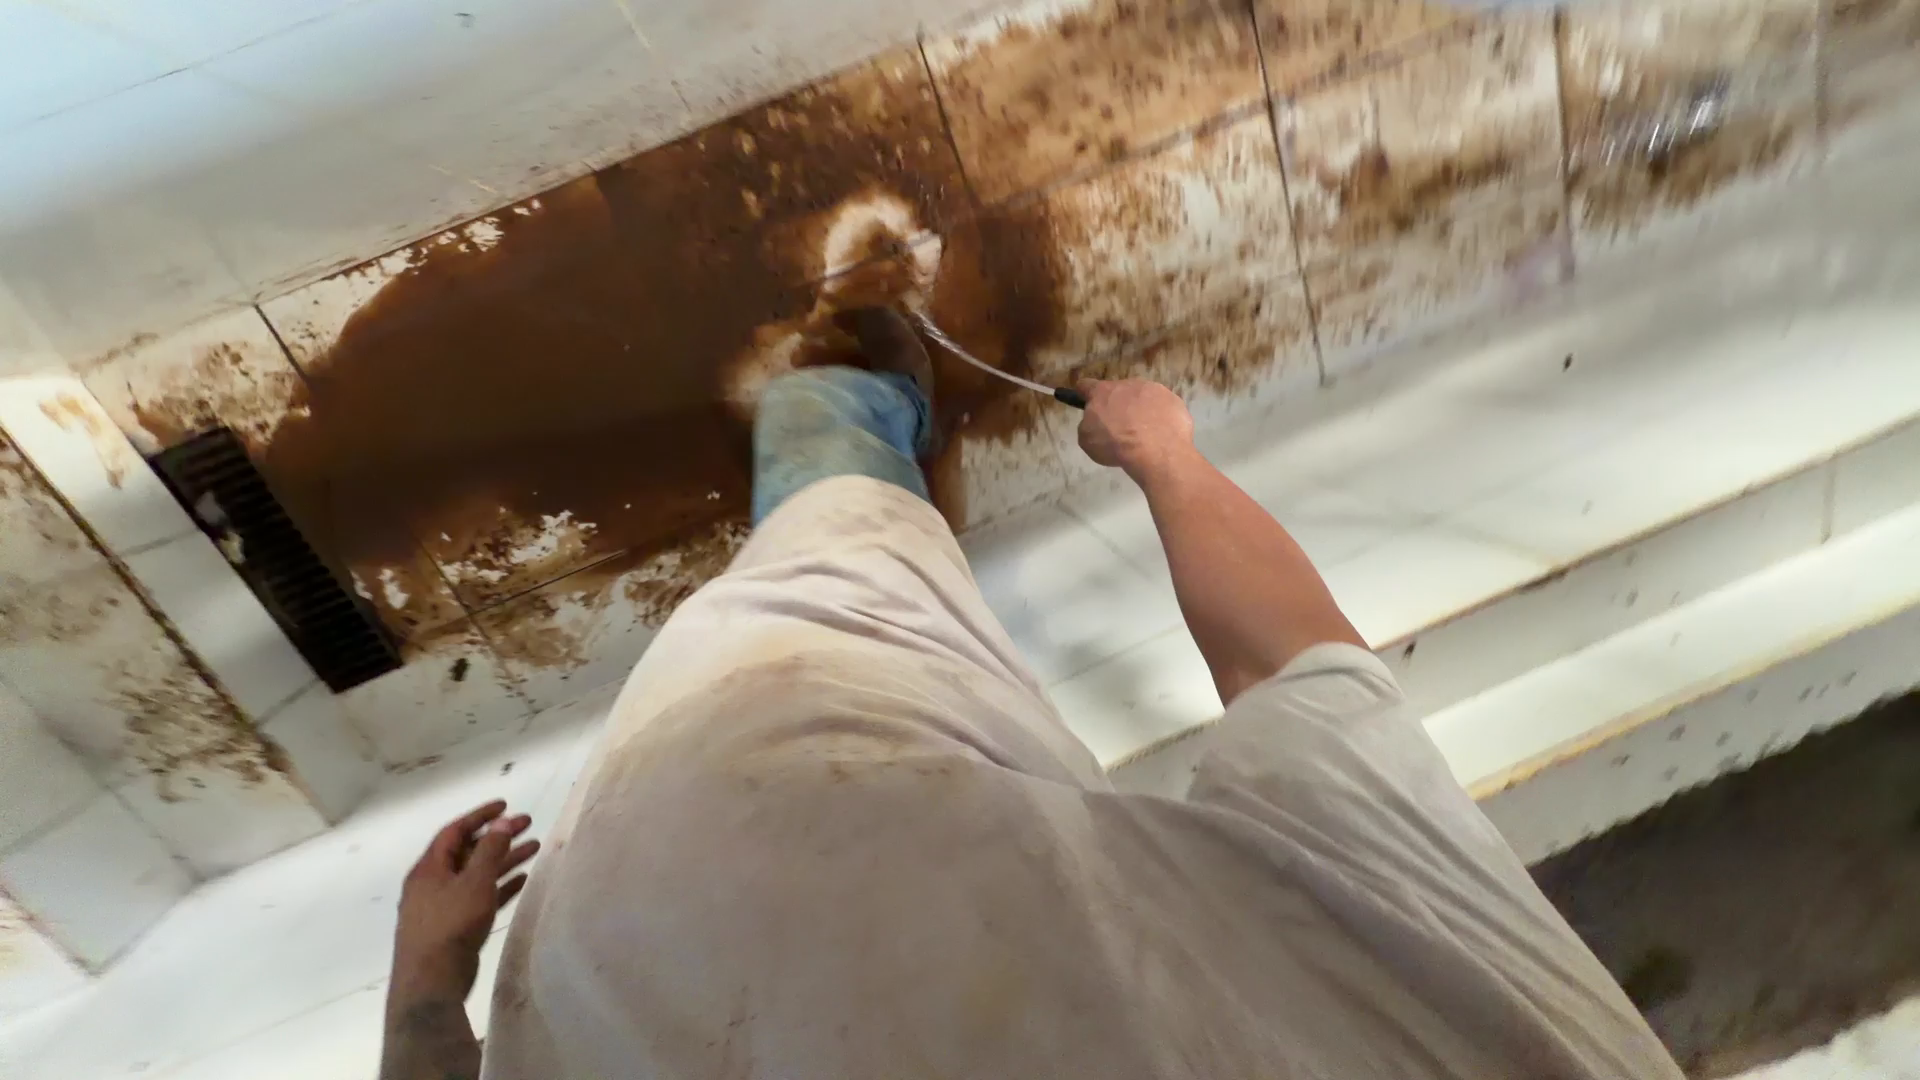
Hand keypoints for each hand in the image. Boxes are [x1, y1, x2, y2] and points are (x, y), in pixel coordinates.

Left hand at [389, 800, 538, 1005]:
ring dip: (504, 859)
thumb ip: (490, 850)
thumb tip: (501, 822)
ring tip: (534, 848)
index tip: (506, 805)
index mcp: (429, 870)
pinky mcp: (453, 925)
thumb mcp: (474, 882)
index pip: (454, 831)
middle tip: (527, 824)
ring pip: (476, 873)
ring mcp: (441, 906)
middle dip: (498, 836)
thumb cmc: (451, 925)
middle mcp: (432, 884)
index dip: (480, 816)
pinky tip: (521, 879)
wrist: (431, 983)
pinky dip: (500, 884)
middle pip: (468, 851)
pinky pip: (479, 895)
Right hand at [1076, 378, 1195, 477]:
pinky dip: (1160, 418)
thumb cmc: (1115, 445)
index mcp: (1103, 392)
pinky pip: (1163, 407)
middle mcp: (1128, 384)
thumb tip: (1094, 421)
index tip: (1085, 401)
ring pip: (1143, 397)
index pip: (1086, 385)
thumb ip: (1087, 425)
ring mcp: (1154, 390)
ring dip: (1140, 410)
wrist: (1156, 450)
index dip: (1084, 394)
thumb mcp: (1087, 440)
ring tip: (1144, 434)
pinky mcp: (1174, 400)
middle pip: (1119, 392)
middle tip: (1120, 428)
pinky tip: (1160, 435)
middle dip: (1118, 405)